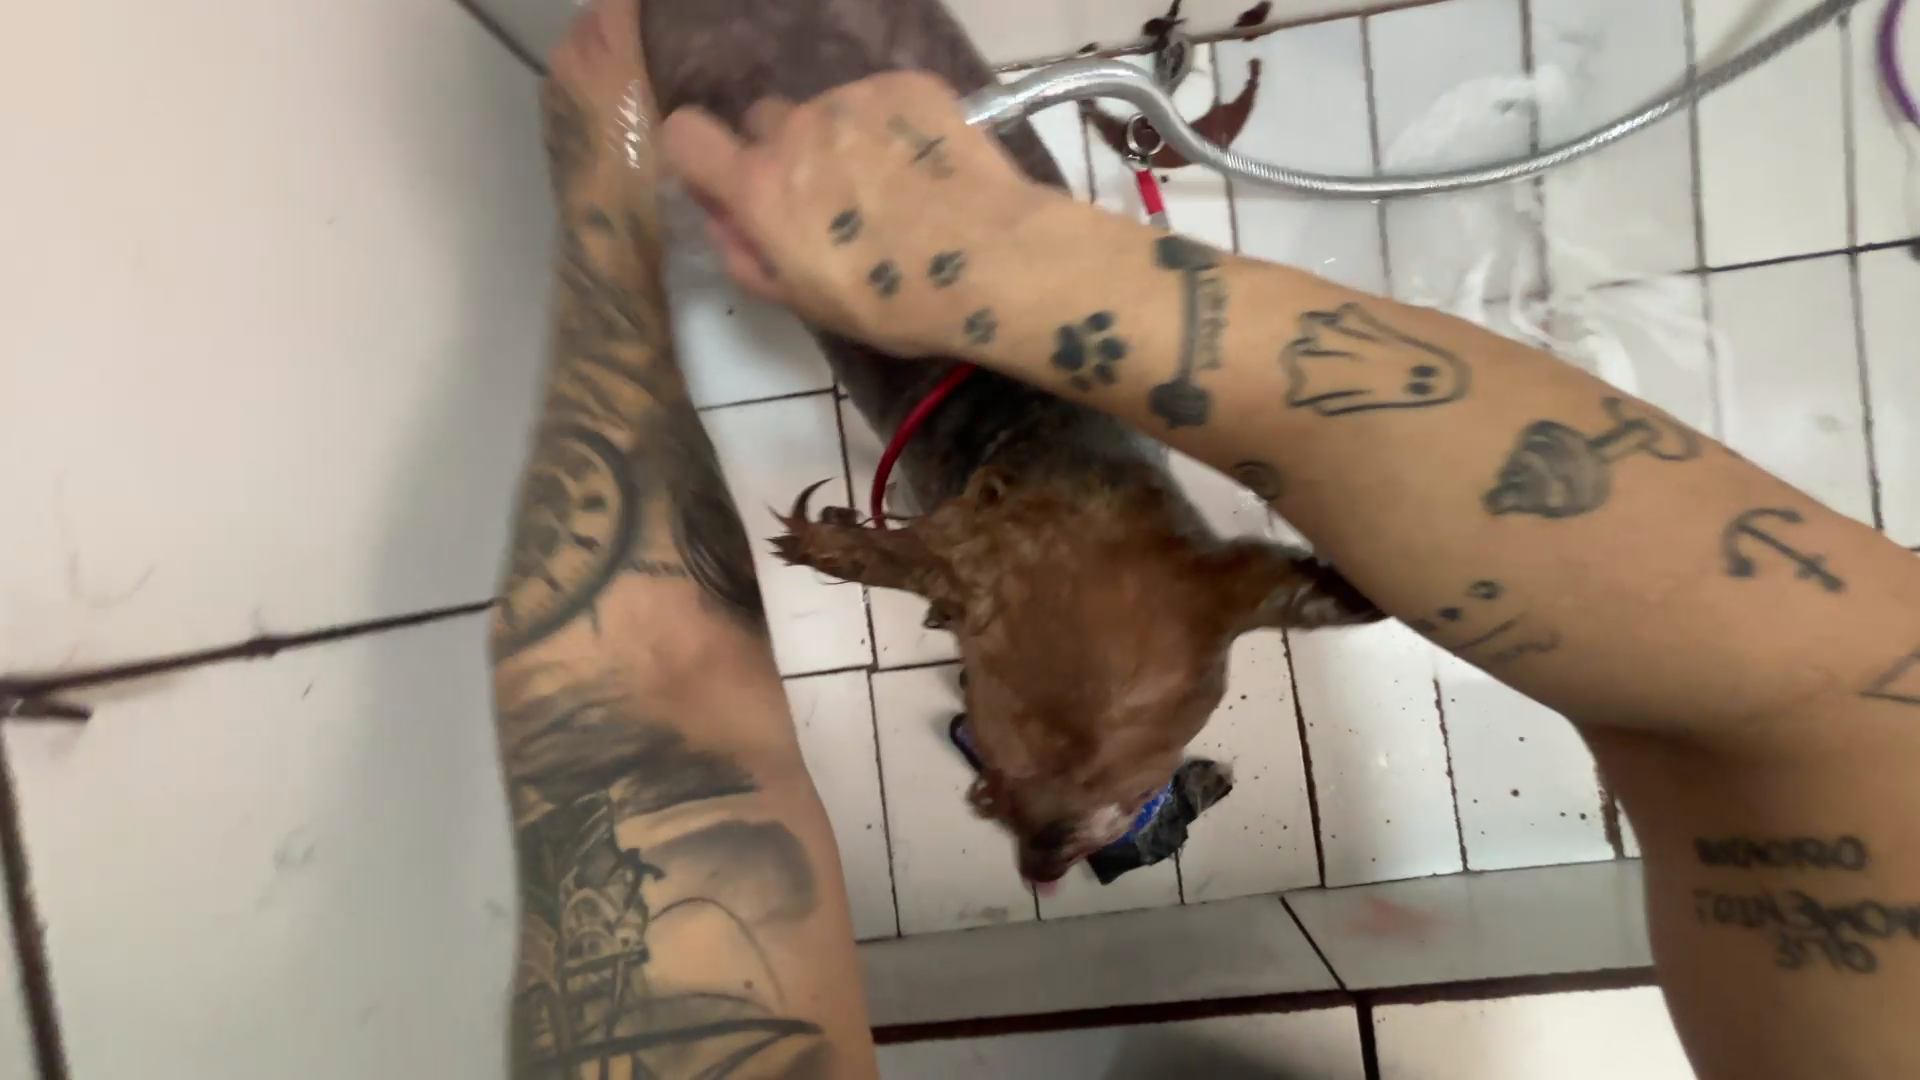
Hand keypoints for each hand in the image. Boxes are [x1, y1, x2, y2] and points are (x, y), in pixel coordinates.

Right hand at [660, 72, 1056, 356]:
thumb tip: (723, 226)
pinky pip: (881, 102)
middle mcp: (797, 129)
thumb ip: (751, 260)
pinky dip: (893, 130)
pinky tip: (928, 173)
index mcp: (761, 189)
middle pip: (765, 123)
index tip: (731, 185)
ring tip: (896, 194)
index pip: (687, 138)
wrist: (991, 263)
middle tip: (833, 205)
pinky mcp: (907, 87)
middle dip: (785, 156)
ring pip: (827, 112)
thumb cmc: (894, 303)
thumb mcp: (809, 304)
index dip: (702, 159)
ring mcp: (853, 101)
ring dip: (843, 144)